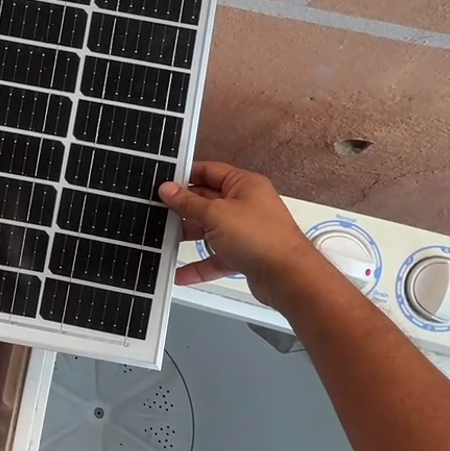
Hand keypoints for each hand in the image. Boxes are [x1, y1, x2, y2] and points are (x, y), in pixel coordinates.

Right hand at [158, 162, 328, 303]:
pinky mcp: (245, 255)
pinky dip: (200, 265)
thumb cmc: (263, 238)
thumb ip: (188, 202)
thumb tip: (168, 189)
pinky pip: (216, 257)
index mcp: (244, 185)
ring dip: (189, 237)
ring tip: (165, 240)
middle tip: (160, 212)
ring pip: (210, 230)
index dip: (185, 176)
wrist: (289, 278)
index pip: (209, 171)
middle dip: (184, 209)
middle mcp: (246, 205)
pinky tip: (181, 273)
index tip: (164, 183)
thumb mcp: (215, 214)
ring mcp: (246, 231)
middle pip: (207, 201)